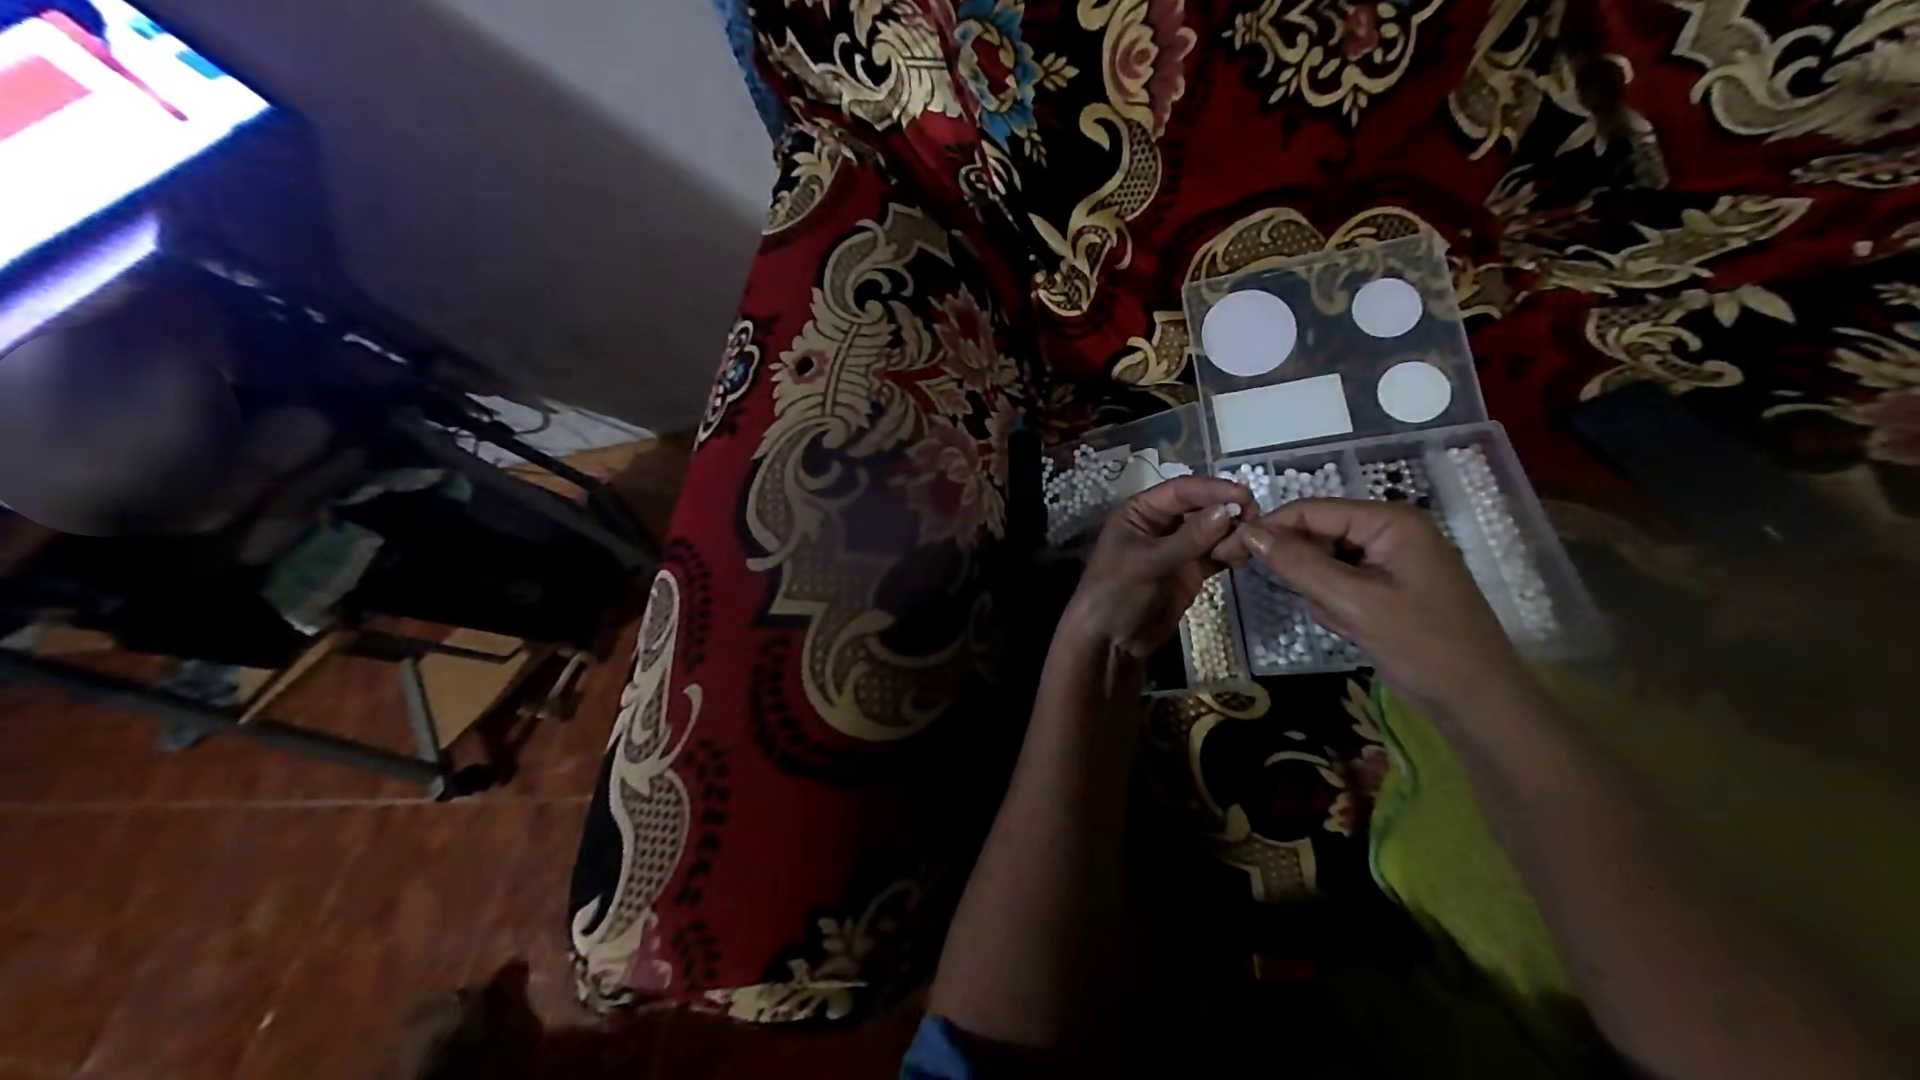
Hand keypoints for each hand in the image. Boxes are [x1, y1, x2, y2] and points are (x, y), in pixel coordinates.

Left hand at [1060, 476, 1255, 659]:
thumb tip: (1227, 511)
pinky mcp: (1190, 571)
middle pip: (1200, 507)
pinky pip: (1215, 555)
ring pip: (1212, 531)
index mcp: (1140, 512)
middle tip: (1256, 519)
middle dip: (1226, 511)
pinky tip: (1243, 558)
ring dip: (1231, 534)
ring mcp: (1177, 548)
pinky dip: (1230, 554)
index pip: (1180, 491)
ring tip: (1249, 543)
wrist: (1110, 640)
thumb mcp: (1149, 563)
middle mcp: (1160, 524)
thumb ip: (1188, 538)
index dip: (1212, 489)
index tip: (1244, 495)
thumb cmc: (1116, 592)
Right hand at [1212, 498, 1528, 715]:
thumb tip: (1248, 533)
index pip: (1311, 511)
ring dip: (1320, 591)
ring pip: (1322, 561)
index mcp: (1390, 522)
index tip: (1228, 551)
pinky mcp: (1384, 586)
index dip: (1267, 528)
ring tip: (1345, 621)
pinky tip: (1354, 628)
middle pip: (1316, 533)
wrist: (1475, 700)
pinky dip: (1333, 604)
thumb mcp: (1353, 602)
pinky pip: (1338, 583)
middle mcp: (1388, 531)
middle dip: (1302, 567)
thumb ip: (1298, 564)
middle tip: (1299, 598)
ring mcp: (1388, 560)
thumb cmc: (1422, 644)